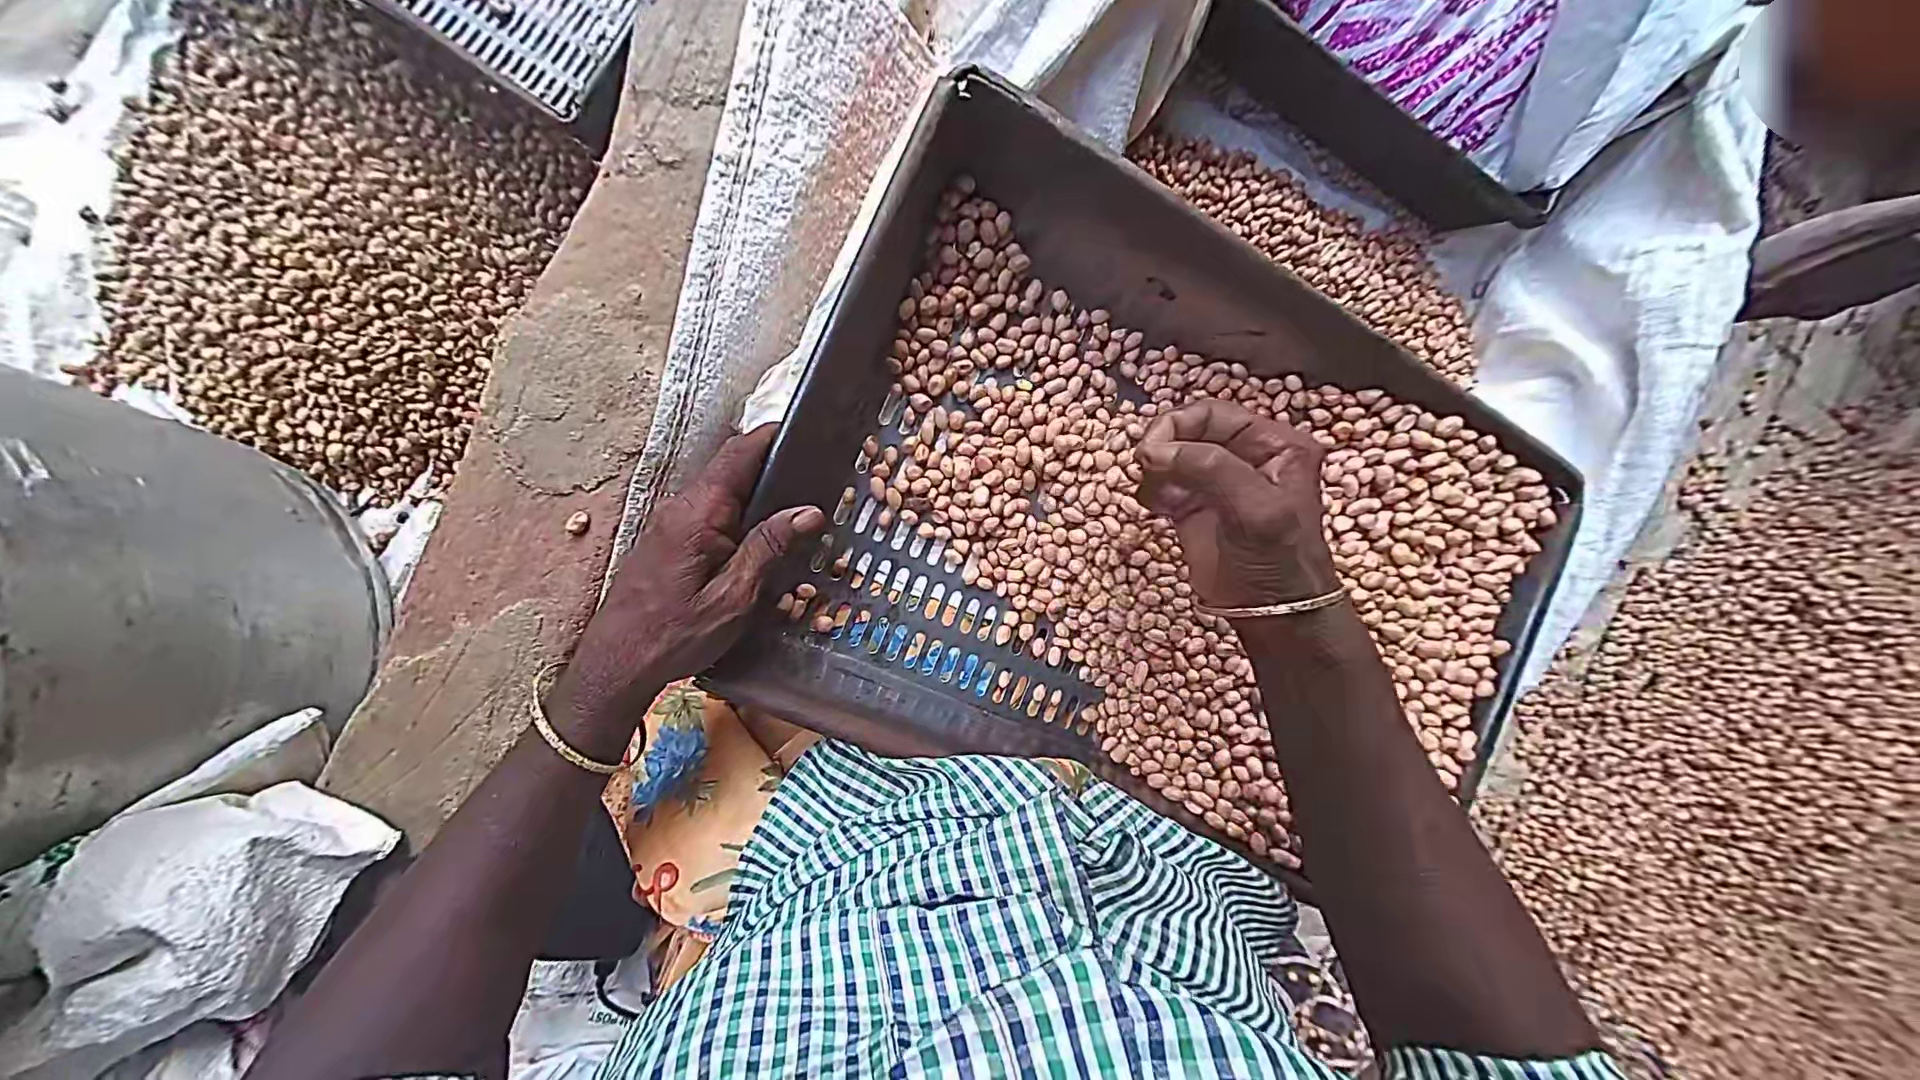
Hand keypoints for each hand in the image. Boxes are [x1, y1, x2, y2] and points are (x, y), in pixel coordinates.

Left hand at [552, 424, 823, 740]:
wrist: (616, 664)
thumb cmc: (674, 635)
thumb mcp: (733, 596)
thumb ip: (768, 547)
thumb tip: (809, 512)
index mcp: (697, 514)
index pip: (738, 454)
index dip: (773, 436)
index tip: (808, 431)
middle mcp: (682, 508)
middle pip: (733, 468)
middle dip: (775, 464)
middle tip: (819, 473)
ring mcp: (673, 523)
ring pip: (725, 491)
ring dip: (761, 492)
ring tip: (803, 501)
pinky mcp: (672, 540)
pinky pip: (714, 512)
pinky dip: (744, 513)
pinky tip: (768, 532)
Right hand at [1136, 399, 1337, 607]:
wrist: (1272, 614)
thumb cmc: (1279, 562)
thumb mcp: (1257, 508)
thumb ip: (1211, 469)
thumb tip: (1155, 450)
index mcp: (1273, 444)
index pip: (1214, 414)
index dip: (1179, 425)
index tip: (1151, 449)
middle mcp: (1243, 456)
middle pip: (1186, 431)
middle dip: (1162, 447)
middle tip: (1145, 467)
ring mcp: (1215, 482)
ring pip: (1169, 457)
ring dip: (1154, 471)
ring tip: (1156, 497)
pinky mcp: (1191, 507)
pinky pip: (1160, 484)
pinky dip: (1150, 491)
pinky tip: (1156, 509)